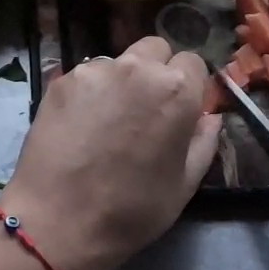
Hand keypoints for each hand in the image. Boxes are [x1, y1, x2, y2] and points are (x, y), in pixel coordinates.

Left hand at [0, 36, 221, 269]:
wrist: (58, 219)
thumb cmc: (131, 210)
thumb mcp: (184, 185)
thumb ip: (203, 142)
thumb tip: (209, 117)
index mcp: (176, 90)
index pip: (193, 63)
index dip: (189, 86)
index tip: (179, 110)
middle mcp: (137, 68)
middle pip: (155, 50)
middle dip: (156, 71)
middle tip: (146, 109)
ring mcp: (95, 70)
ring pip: (119, 61)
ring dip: (122, 79)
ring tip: (109, 119)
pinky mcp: (62, 80)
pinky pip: (87, 75)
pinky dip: (91, 91)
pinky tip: (81, 123)